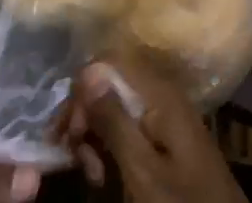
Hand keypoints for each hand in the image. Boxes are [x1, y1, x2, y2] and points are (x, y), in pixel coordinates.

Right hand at [61, 59, 246, 202]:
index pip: (109, 61)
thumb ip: (114, 119)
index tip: (70, 127)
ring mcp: (162, 113)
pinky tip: (101, 173)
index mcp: (159, 93)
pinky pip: (126, 125)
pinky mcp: (162, 134)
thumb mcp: (142, 168)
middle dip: (84, 115)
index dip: (82, 87)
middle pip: (109, 84)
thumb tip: (87, 70)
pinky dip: (108, 146)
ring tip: (89, 173)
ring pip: (113, 107)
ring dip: (93, 135)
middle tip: (71, 153)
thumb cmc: (181, 200)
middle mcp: (160, 94)